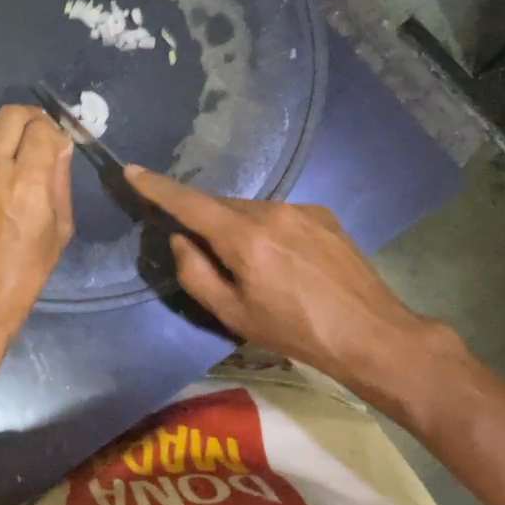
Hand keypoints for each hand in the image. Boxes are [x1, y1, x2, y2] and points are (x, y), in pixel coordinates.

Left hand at [0, 105, 73, 334]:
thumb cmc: (30, 267)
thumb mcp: (62, 226)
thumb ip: (61, 180)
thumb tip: (61, 146)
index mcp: (29, 184)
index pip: (43, 131)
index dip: (57, 131)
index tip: (64, 145)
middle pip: (12, 115)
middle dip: (34, 117)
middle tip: (44, 133)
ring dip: (8, 122)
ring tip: (23, 138)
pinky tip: (6, 153)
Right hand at [126, 165, 441, 384]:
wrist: (371, 334)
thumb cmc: (293, 331)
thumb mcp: (231, 313)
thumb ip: (195, 273)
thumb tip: (180, 240)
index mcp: (244, 239)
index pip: (189, 203)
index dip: (157, 187)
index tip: (133, 171)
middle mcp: (272, 213)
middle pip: (219, 205)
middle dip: (202, 219)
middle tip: (201, 252)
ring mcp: (302, 210)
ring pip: (249, 210)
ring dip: (235, 228)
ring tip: (248, 266)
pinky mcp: (323, 216)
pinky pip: (277, 215)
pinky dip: (264, 230)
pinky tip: (280, 262)